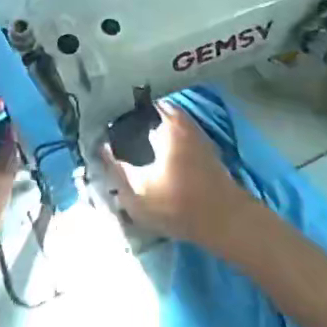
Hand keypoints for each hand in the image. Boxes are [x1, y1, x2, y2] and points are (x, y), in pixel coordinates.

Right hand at [100, 101, 253, 249]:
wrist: (225, 222)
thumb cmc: (178, 203)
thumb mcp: (137, 192)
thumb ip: (115, 169)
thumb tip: (101, 147)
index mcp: (167, 120)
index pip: (137, 104)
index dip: (120, 113)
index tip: (107, 124)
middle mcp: (183, 118)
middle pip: (151, 114)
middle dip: (135, 124)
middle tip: (117, 140)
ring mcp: (196, 133)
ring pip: (165, 126)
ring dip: (150, 135)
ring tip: (132, 152)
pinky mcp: (204, 150)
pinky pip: (176, 139)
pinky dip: (164, 146)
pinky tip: (154, 163)